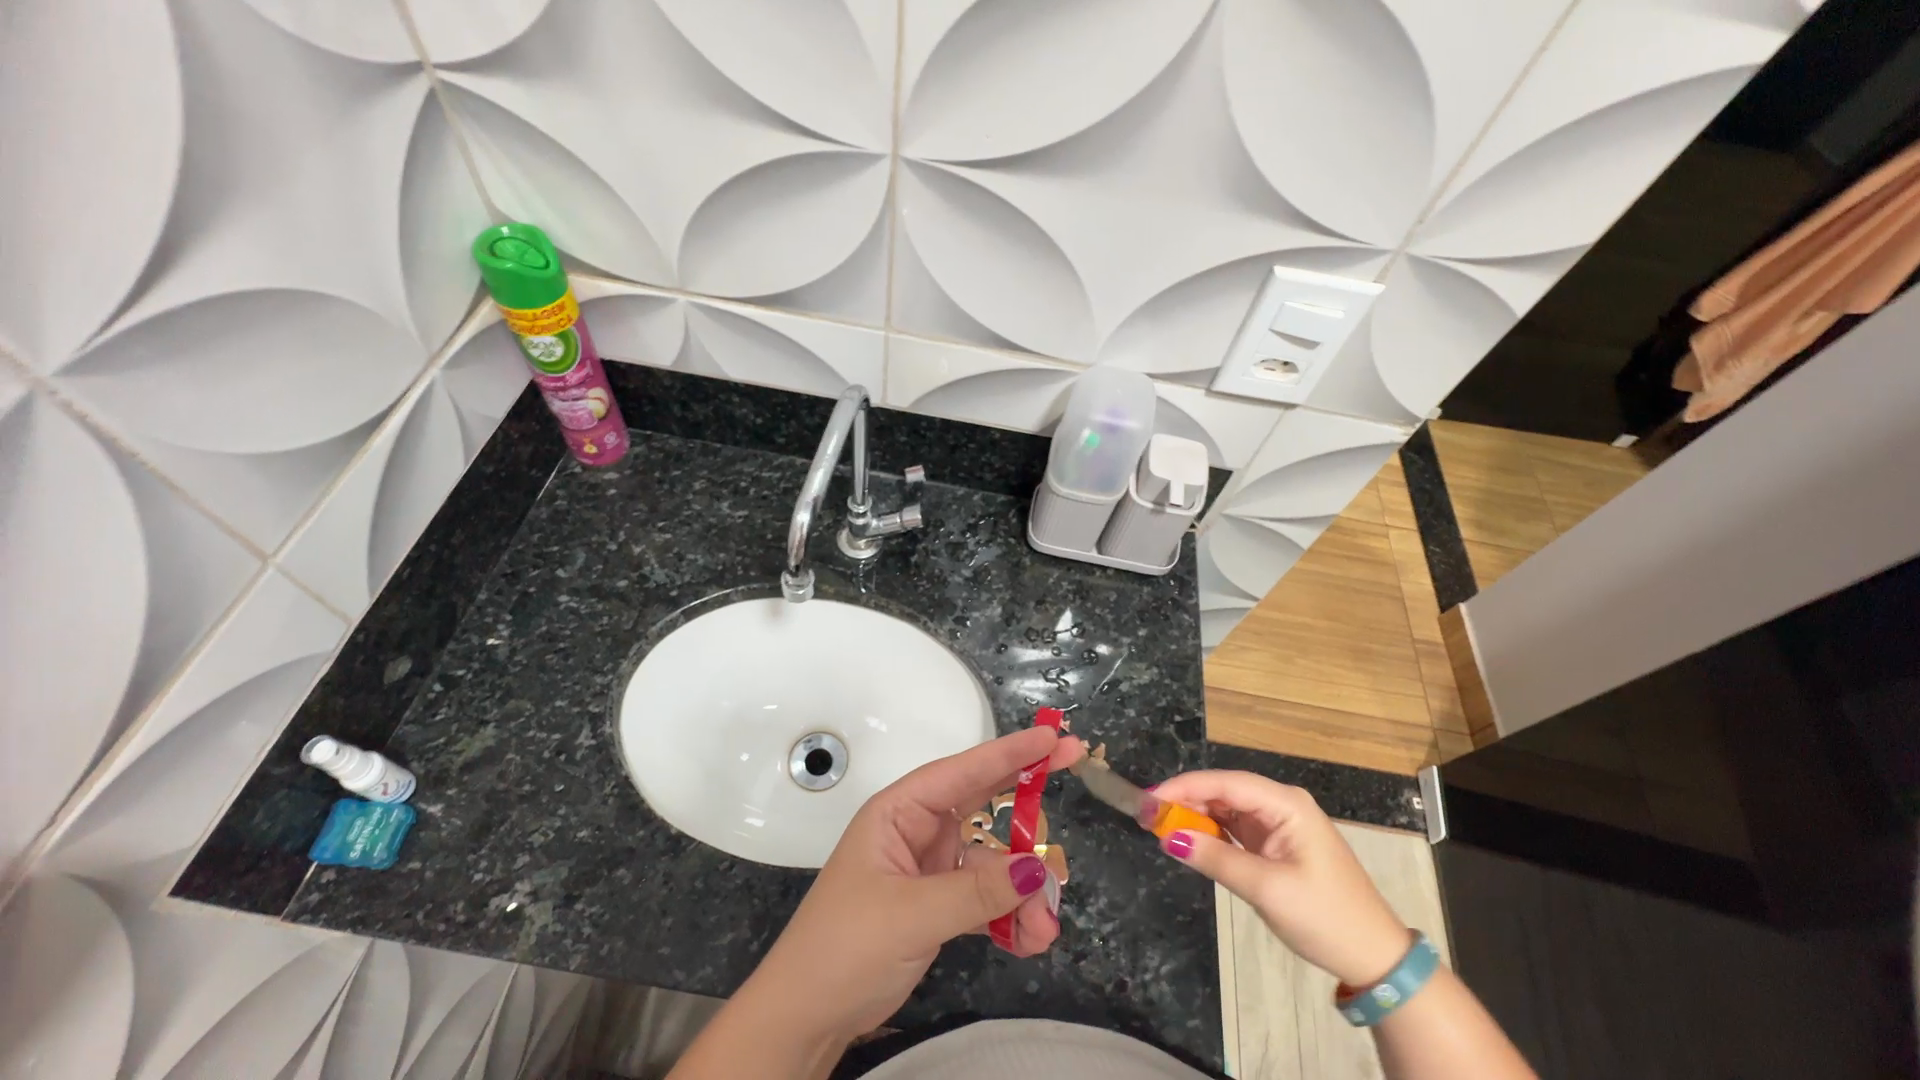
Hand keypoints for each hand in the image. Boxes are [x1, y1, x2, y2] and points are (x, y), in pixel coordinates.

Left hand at [747, 727, 1080, 1041]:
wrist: (808, 1015)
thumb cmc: (844, 947)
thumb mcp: (911, 915)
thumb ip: (977, 891)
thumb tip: (1039, 868)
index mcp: (898, 813)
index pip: (961, 771)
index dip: (1009, 752)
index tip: (1054, 738)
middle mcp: (917, 832)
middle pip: (984, 805)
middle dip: (1028, 806)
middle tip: (1073, 777)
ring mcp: (930, 869)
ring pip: (995, 864)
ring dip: (1024, 894)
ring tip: (1043, 930)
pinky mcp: (939, 905)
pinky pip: (988, 900)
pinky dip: (1011, 919)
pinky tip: (1029, 942)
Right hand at [1150, 770, 1409, 986]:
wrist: (1372, 955)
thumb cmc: (1324, 916)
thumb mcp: (1266, 888)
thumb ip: (1216, 859)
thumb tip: (1170, 837)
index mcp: (1287, 805)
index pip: (1227, 783)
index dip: (1184, 786)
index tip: (1148, 799)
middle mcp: (1282, 807)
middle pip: (1225, 791)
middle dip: (1185, 800)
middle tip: (1147, 815)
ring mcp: (1280, 827)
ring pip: (1228, 810)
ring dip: (1196, 816)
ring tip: (1159, 825)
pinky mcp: (1276, 848)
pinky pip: (1236, 831)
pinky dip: (1211, 834)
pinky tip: (1189, 839)